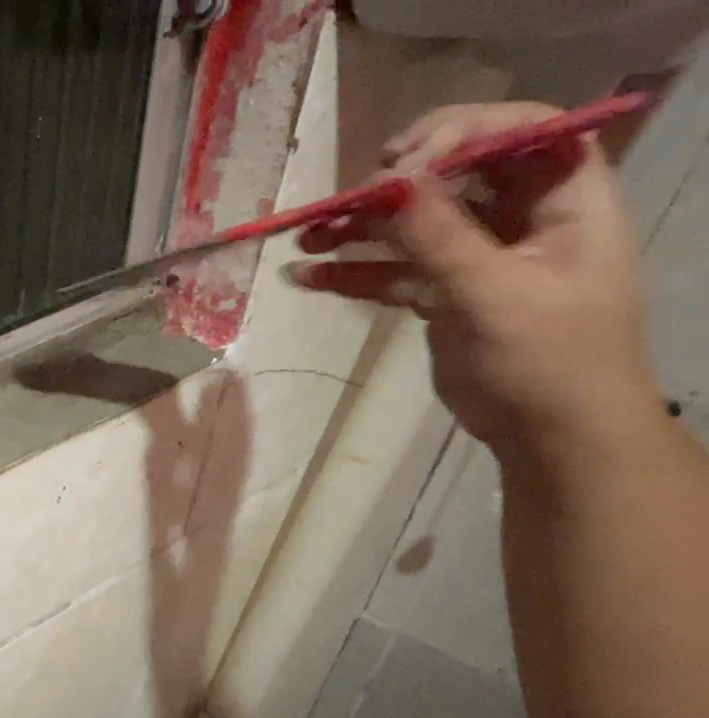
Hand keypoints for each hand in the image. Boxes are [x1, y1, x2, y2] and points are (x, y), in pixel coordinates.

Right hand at [287, 102, 660, 461]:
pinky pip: (393, 272)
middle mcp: (523, 220)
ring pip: (414, 226)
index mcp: (564, 201)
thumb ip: (438, 234)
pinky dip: (352, 273)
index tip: (400, 161)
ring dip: (360, 229)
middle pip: (456, 177)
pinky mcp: (444, 296)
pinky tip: (307, 276)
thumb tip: (389, 180)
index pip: (523, 134)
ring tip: (306, 236)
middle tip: (345, 198)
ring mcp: (479, 259)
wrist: (551, 433)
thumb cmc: (546, 358)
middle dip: (396, 184)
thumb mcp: (491, 291)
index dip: (463, 132)